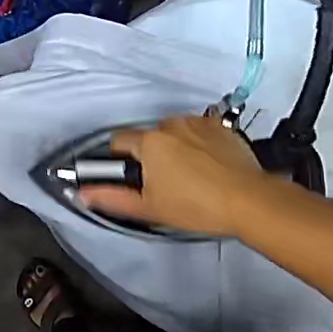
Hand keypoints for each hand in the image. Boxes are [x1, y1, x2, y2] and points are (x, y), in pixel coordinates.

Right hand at [77, 115, 265, 236]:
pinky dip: (198, 143)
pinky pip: (198, 131)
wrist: (249, 201)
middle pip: (147, 137)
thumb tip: (83, 193)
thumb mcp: (150, 208)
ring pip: (173, 132)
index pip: (119, 141)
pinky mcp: (219, 126)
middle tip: (164, 183)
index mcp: (148, 142)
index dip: (120, 160)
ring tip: (190, 175)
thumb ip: (112, 198)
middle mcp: (170, 124)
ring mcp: (197, 123)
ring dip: (174, 147)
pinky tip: (208, 165)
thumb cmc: (196, 206)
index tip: (133, 177)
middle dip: (150, 155)